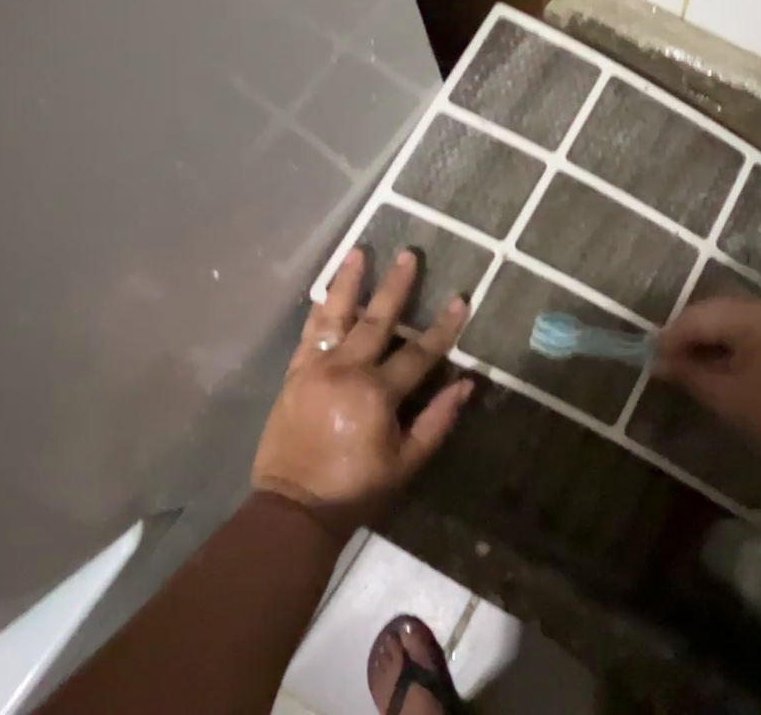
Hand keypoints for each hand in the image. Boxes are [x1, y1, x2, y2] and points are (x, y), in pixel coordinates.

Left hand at [251, 248, 473, 536]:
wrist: (293, 507)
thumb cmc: (357, 487)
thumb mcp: (407, 461)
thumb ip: (437, 419)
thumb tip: (467, 383)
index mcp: (377, 394)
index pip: (420, 353)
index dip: (444, 327)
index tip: (461, 299)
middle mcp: (346, 371)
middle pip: (377, 320)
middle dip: (396, 286)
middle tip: (410, 254)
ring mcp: (316, 369)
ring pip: (336, 316)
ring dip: (349, 282)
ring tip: (359, 252)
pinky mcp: (295, 374)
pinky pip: (310, 333)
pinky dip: (321, 309)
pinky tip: (328, 289)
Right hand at [654, 297, 760, 464]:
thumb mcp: (722, 394)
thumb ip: (687, 372)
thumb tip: (657, 363)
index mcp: (751, 317)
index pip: (699, 317)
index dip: (672, 337)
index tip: (650, 357)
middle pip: (710, 311)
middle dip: (685, 333)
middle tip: (663, 359)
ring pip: (722, 316)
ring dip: (700, 336)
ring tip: (680, 361)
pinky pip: (738, 326)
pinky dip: (719, 340)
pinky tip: (705, 360)